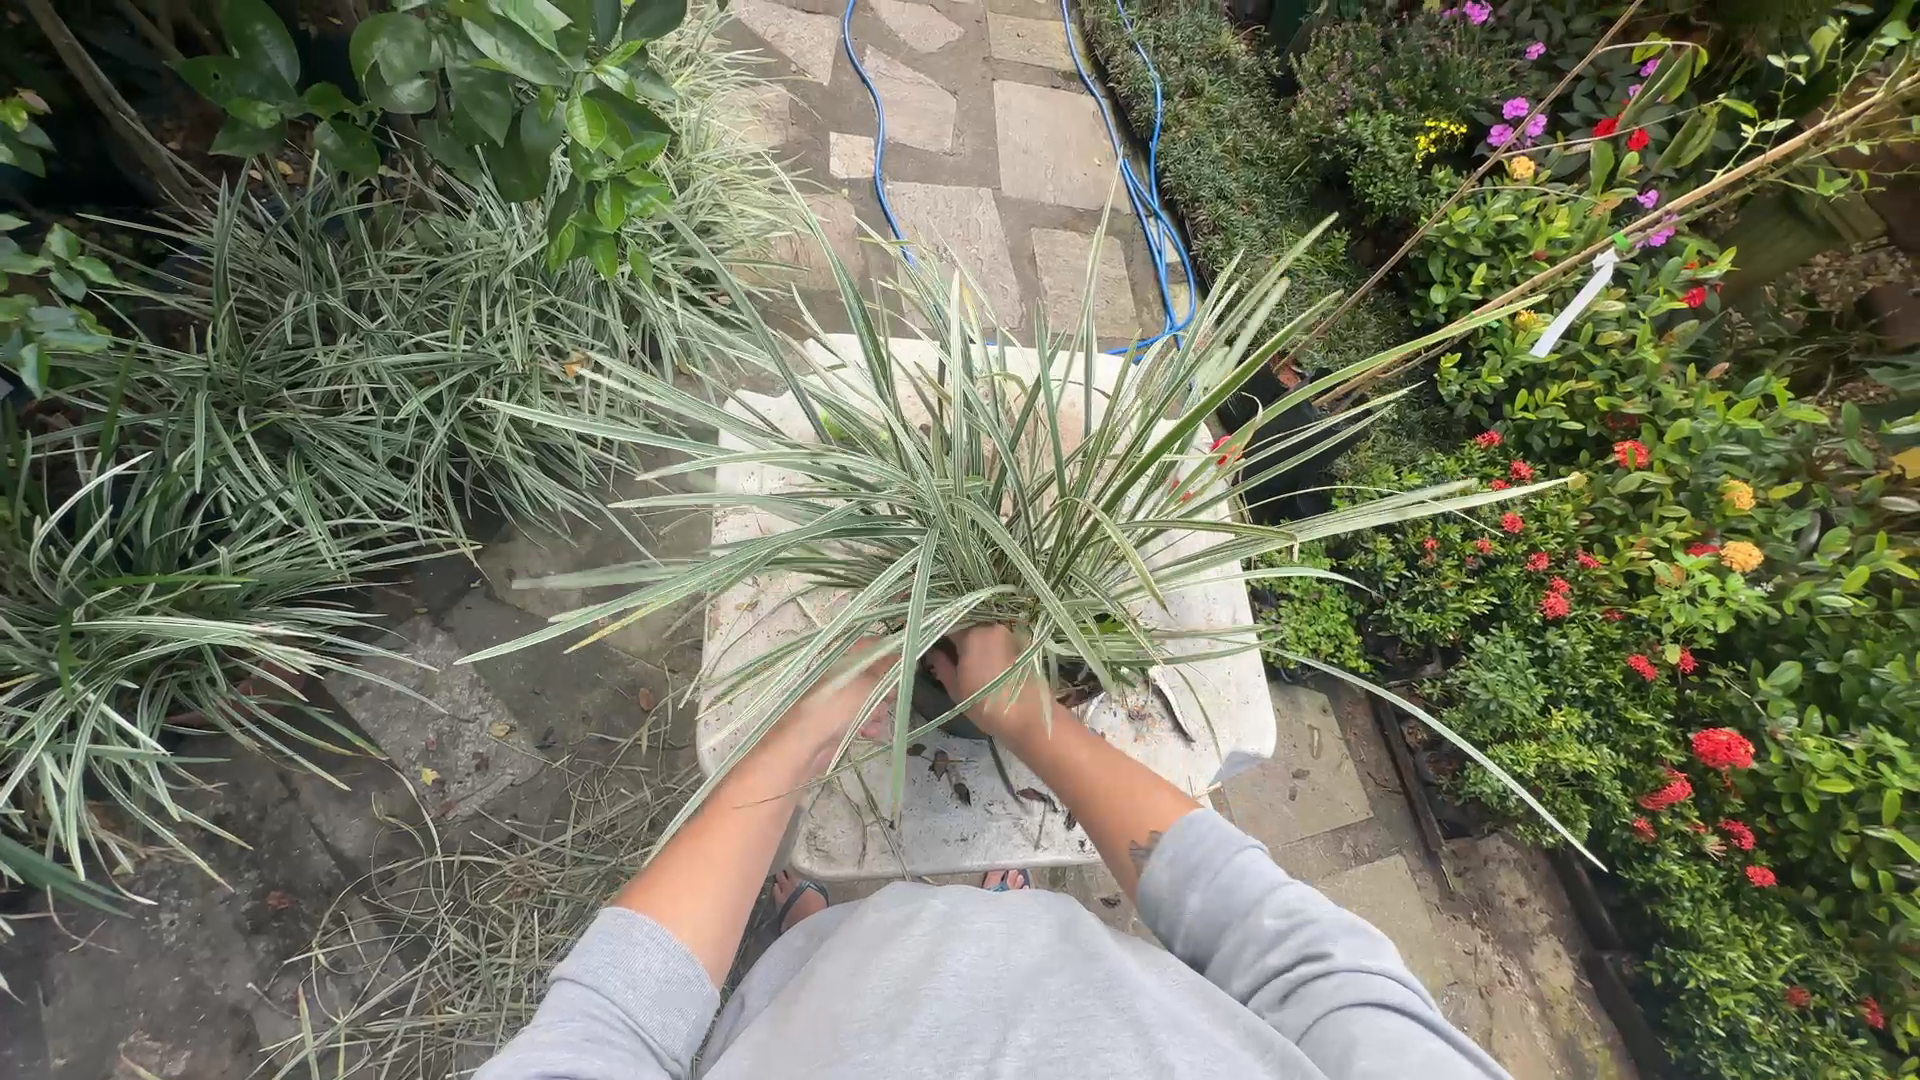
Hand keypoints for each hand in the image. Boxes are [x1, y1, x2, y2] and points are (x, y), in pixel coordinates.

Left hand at [769, 640, 897, 775]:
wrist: (808, 740)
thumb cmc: (839, 705)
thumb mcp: (869, 682)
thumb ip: (888, 668)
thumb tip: (902, 654)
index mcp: (845, 659)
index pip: (872, 646)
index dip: (890, 653)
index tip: (904, 665)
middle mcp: (841, 675)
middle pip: (874, 675)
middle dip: (886, 688)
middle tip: (891, 696)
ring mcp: (839, 698)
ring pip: (870, 698)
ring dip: (878, 709)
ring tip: (876, 718)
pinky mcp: (838, 719)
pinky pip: (861, 717)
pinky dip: (867, 724)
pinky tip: (869, 732)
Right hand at [928, 624, 1055, 744]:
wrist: (1029, 717)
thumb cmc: (986, 705)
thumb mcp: (956, 688)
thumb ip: (942, 665)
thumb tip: (933, 652)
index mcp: (971, 635)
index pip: (946, 626)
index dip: (937, 635)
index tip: (930, 645)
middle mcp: (990, 627)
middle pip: (965, 625)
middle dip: (955, 637)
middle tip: (946, 653)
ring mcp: (1007, 633)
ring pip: (981, 631)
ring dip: (972, 640)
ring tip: (965, 659)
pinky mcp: (1019, 641)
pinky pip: (995, 637)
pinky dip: (987, 644)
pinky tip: (983, 660)